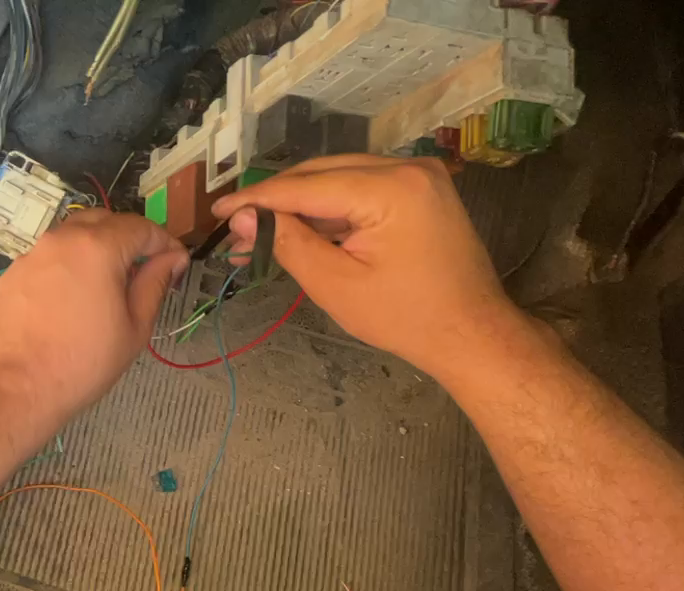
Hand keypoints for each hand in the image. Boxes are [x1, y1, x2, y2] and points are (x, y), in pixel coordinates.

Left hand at [0, 210, 186, 425]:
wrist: (16, 389)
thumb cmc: (82, 364)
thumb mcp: (133, 329)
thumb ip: (154, 284)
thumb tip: (171, 258)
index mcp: (98, 247)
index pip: (140, 227)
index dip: (163, 243)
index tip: (173, 262)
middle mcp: (60, 241)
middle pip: (101, 222)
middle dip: (125, 239)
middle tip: (137, 270)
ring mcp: (29, 258)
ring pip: (68, 240)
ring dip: (90, 251)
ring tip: (100, 287)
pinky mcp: (8, 278)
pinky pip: (43, 263)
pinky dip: (60, 272)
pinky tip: (63, 304)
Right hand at [212, 155, 538, 374]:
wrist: (466, 329)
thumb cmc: (400, 315)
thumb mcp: (334, 284)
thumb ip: (288, 244)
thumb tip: (244, 219)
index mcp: (388, 188)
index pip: (305, 186)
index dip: (257, 198)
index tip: (217, 209)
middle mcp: (405, 168)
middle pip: (321, 172)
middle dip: (274, 197)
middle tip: (234, 223)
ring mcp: (416, 176)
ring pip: (338, 177)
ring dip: (297, 202)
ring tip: (258, 230)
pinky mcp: (418, 191)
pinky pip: (359, 189)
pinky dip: (325, 208)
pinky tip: (298, 229)